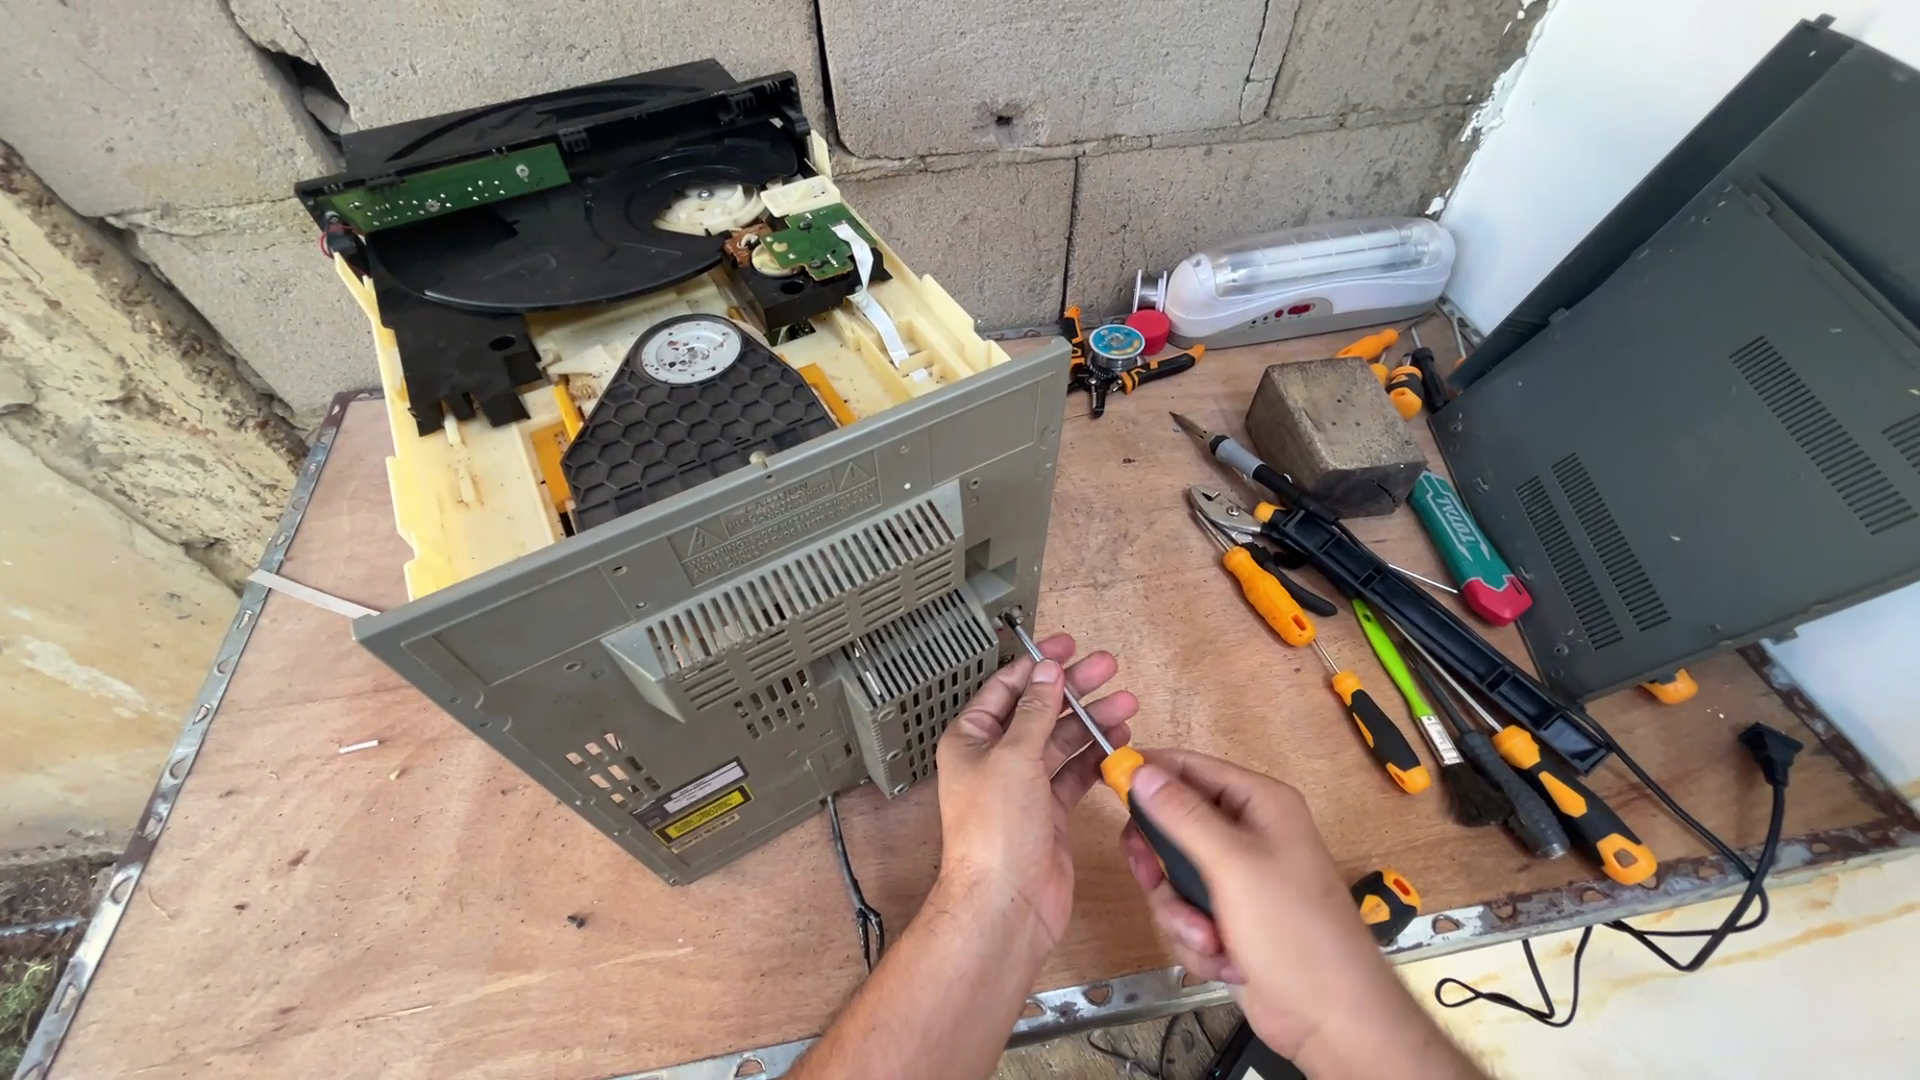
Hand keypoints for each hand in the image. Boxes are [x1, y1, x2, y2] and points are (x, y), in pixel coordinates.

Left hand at [933, 634, 1136, 954]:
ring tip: (1124, 700)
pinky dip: (1095, 756)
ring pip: (1061, 739)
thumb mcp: (1013, 758)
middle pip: (1039, 709)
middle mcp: (996, 758)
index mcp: (971, 739)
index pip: (1007, 688)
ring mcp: (1023, 784)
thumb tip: (1047, 671)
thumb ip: (1035, 712)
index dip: (1037, 664)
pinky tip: (1118, 740)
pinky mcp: (1049, 809)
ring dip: (1091, 720)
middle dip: (1073, 687)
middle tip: (1106, 666)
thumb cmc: (994, 831)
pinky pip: (1075, 772)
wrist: (1007, 903)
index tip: (1066, 645)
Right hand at [1121, 751, 1466, 1075]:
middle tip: (1149, 875)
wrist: (1332, 1021)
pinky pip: (1183, 908)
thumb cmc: (1292, 929)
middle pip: (1172, 823)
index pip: (1191, 767)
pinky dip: (1194, 935)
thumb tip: (1141, 769)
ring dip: (1179, 909)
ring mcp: (1235, 877)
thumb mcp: (1231, 864)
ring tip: (1206, 935)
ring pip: (1171, 872)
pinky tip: (1222, 957)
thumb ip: (1182, 814)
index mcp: (1258, 803)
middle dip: (1161, 860)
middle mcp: (1245, 832)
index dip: (1150, 771)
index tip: (1108, 778)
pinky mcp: (1225, 915)